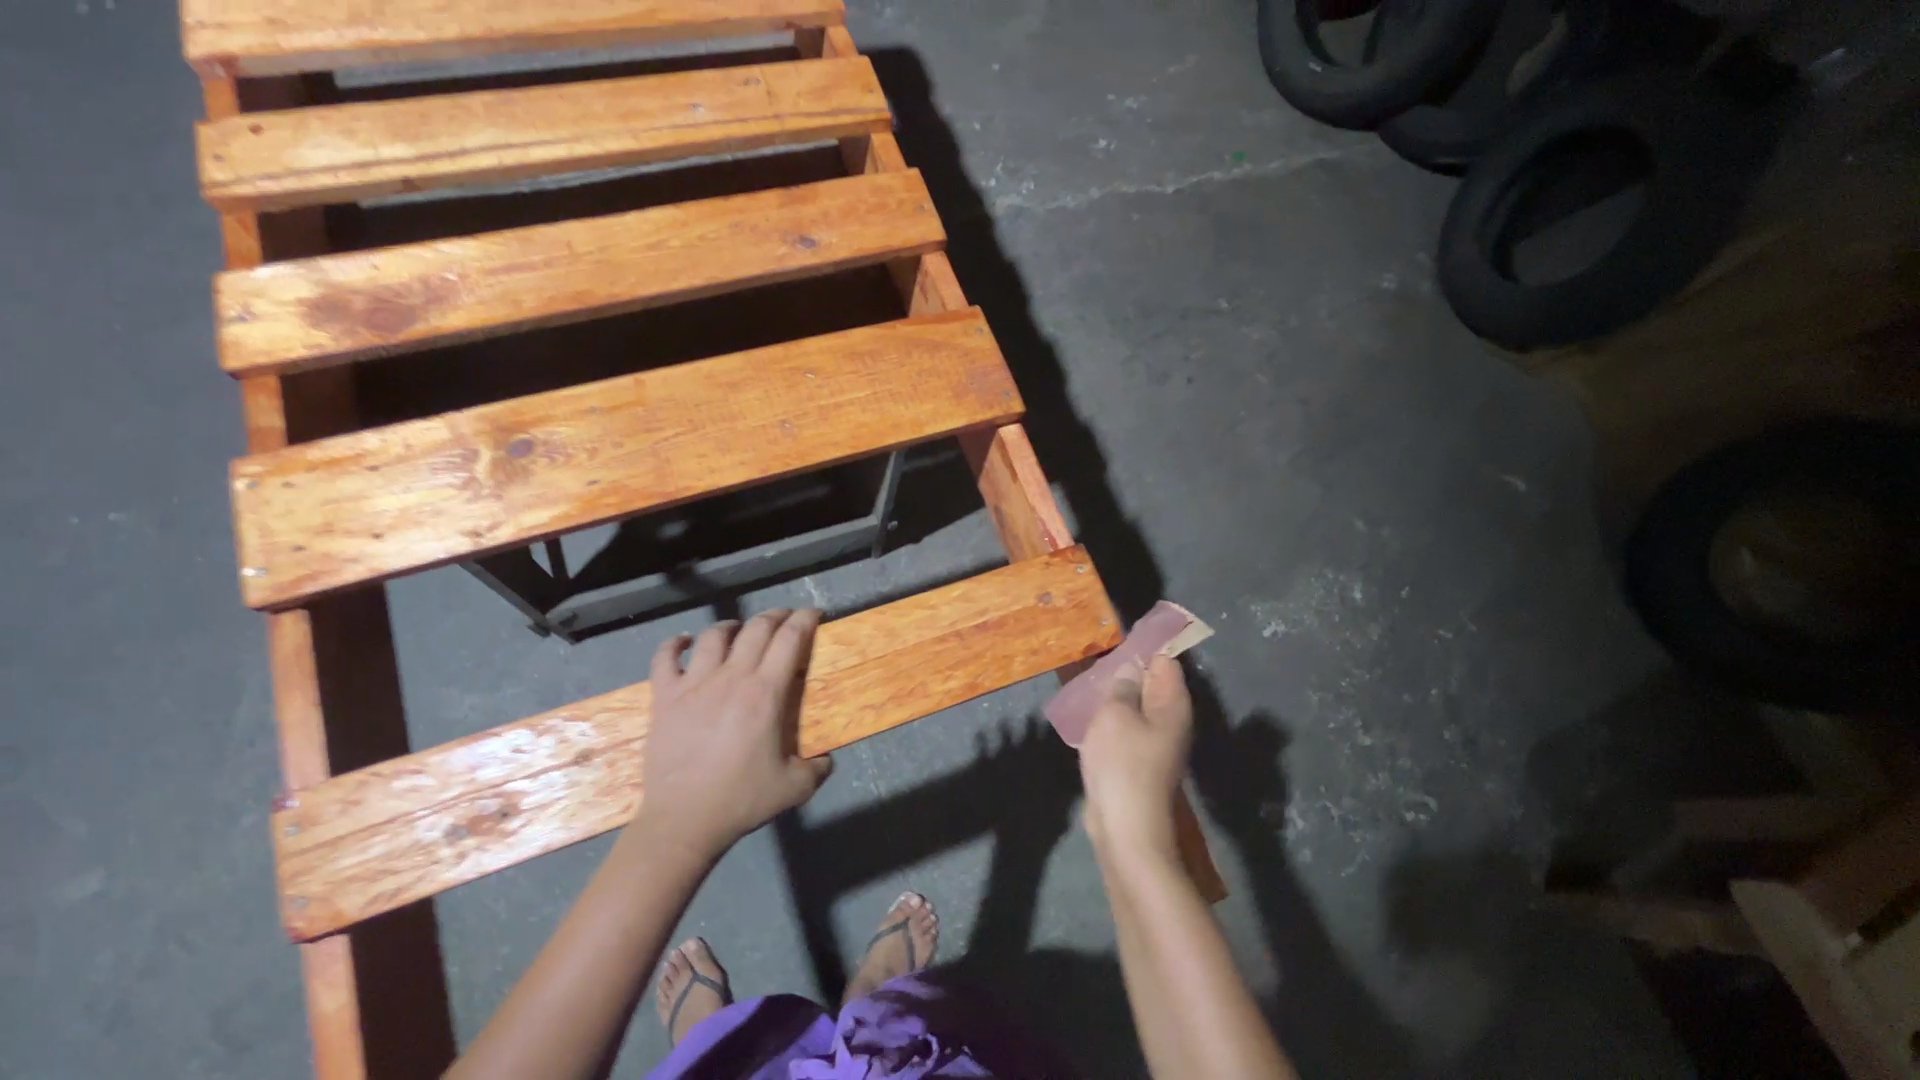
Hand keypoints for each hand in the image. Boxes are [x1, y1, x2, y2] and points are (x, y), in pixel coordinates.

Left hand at [637, 609, 833, 856]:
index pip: (790, 639)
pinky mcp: (664, 698)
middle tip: (785, 618)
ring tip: (739, 628)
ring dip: (731, 625)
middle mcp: (731, 678)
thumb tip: (826, 758)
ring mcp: (693, 685)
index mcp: (765, 694)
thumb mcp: (795, 787)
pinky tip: (683, 642)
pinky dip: (673, 644)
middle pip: (756, 629)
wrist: (684, 819)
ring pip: (713, 637)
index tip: (814, 614)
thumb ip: (818, 767)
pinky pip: (665, 658)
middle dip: (775, 616)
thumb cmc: (742, 800)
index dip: (805, 620)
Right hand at [1079, 654, 1192, 862]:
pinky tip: (1089, 722)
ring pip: (1135, 709)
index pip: (1165, 661)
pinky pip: (1125, 731)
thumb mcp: (1115, 715)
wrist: (1126, 827)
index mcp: (1172, 704)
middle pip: (1151, 685)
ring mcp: (1156, 745)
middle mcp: (1170, 721)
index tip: (1116, 641)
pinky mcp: (1139, 764)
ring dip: (1114, 700)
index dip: (1143, 648)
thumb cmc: (1122, 764)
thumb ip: (1122, 687)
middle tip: (1095, 664)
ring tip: (1087, 689)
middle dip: (1125, 673)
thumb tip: (1130, 670)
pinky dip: (1109, 724)